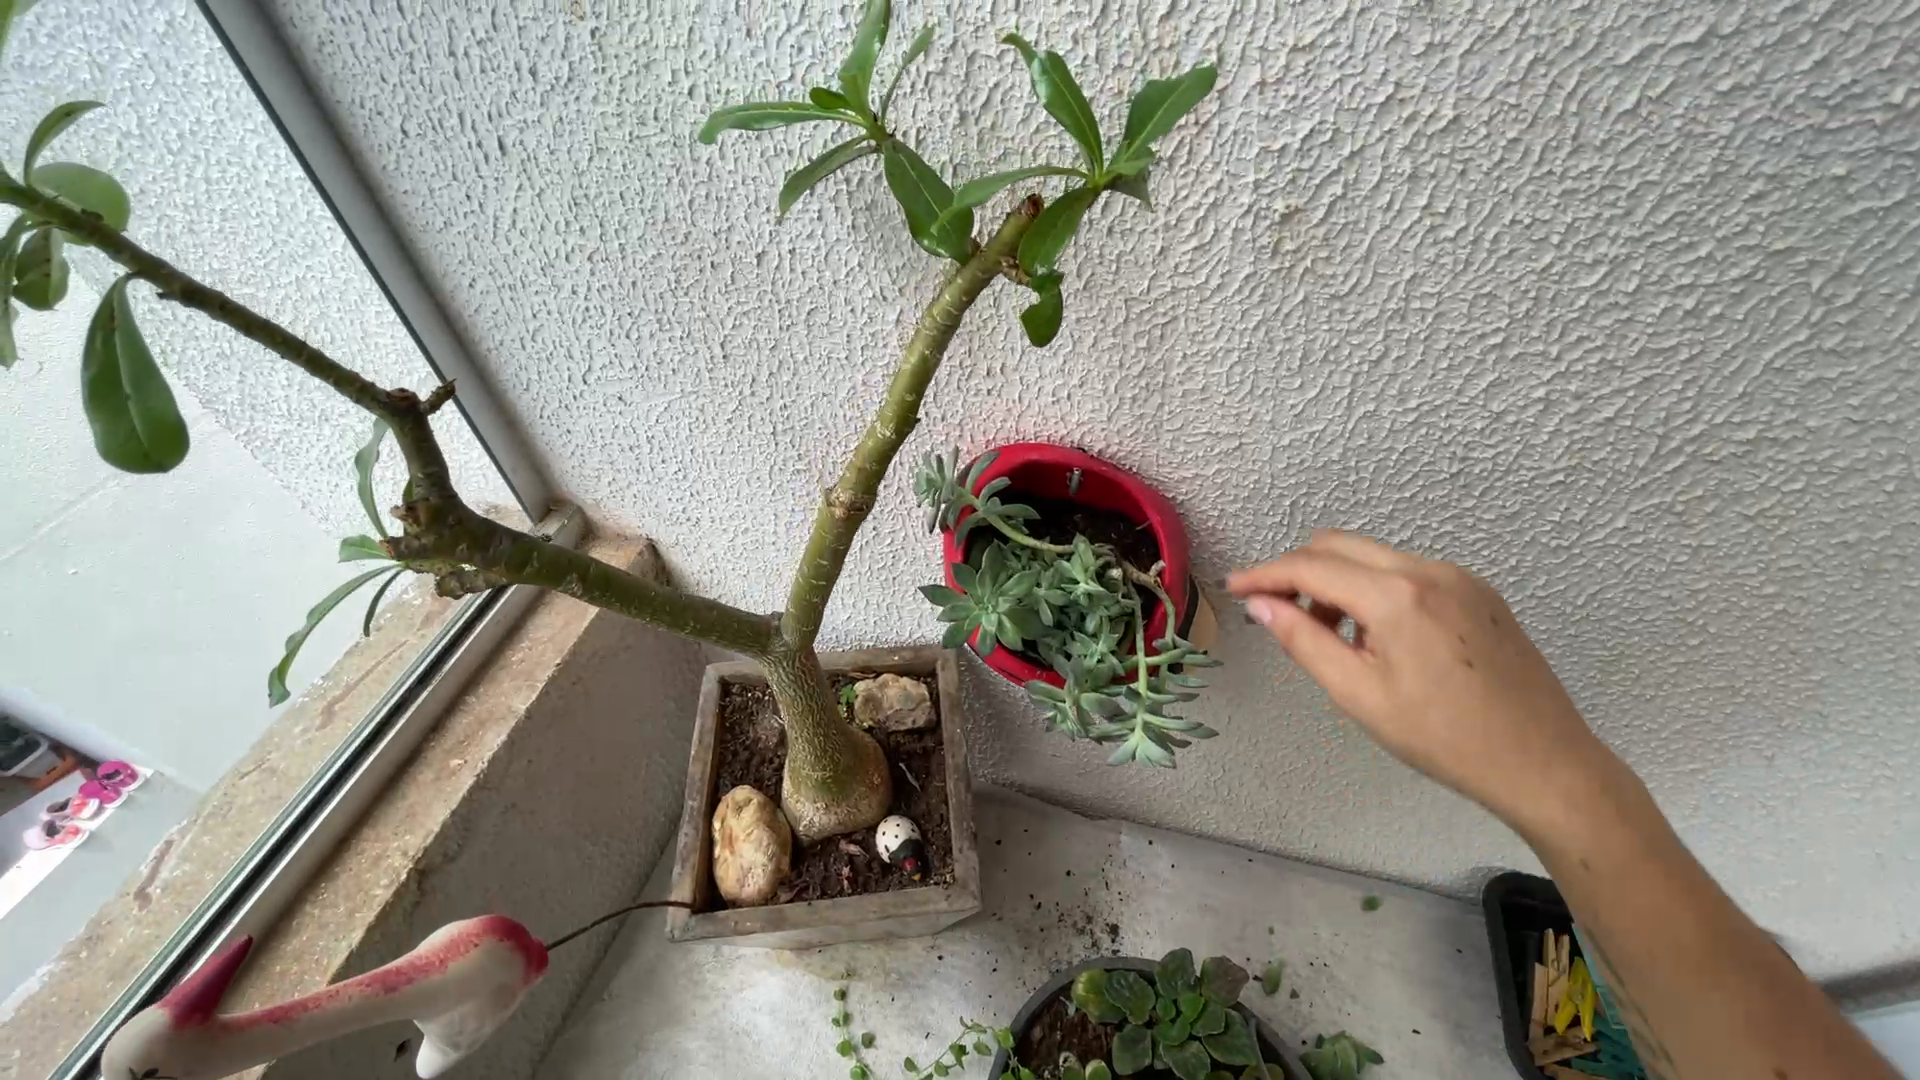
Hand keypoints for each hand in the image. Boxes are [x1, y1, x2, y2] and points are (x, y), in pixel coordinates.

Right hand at [1227, 531, 1618, 830]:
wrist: (1545, 764)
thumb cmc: (1445, 738)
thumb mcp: (1358, 694)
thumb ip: (1302, 640)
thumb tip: (1261, 605)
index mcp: (1397, 596)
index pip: (1310, 566)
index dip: (1264, 574)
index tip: (1234, 588)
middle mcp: (1430, 571)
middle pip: (1338, 545)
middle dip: (1297, 571)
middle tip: (1276, 612)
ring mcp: (1460, 578)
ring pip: (1373, 556)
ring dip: (1336, 581)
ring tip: (1331, 636)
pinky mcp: (1479, 592)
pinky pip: (1407, 572)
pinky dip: (1373, 590)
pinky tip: (1377, 637)